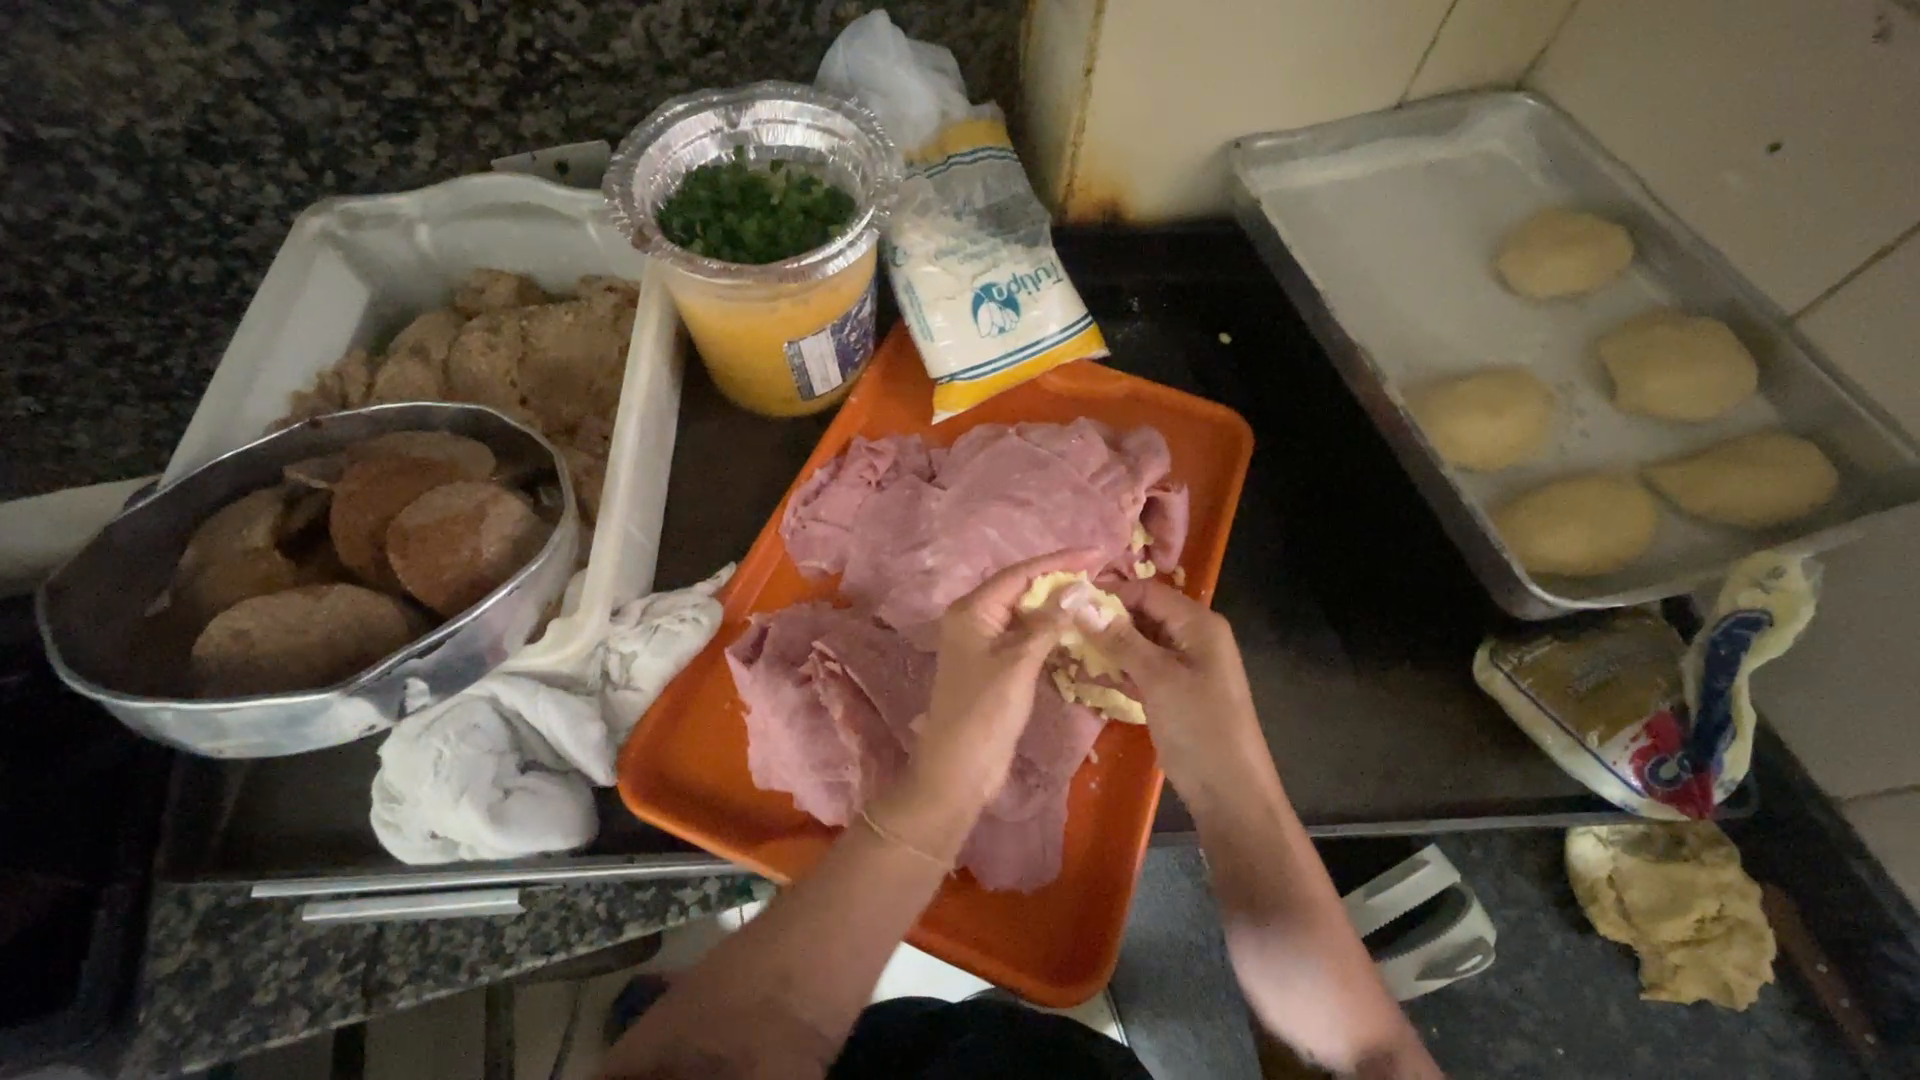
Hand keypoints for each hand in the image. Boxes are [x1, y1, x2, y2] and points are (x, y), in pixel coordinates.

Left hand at [869, 550, 1094, 859]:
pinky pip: (1026, 637)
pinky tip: (1076, 630)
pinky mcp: (995, 665)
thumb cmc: (984, 711)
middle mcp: (974, 619)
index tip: (1099, 553)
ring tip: (1096, 598)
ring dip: (1058, 607)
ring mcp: (983, 643)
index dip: (1060, 561)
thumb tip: (1077, 589)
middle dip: (1060, 581)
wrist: (959, 768)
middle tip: (1102, 575)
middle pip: (1022, 588)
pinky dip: (1051, 632)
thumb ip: (1048, 623)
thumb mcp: (1019, 663)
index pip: (1020, 573)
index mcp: (972, 610)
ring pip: (1026, 613)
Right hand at [1083, 579, 1261, 792]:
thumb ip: (1119, 639)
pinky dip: (1118, 671)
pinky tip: (1086, 676)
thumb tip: (1080, 604)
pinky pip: (1141, 669)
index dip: (1110, 593)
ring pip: (1139, 643)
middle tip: (1063, 629)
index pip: (1148, 591)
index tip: (1068, 604)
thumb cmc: (1199, 726)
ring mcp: (1184, 666)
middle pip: (1143, 614)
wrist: (1230, 790)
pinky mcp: (1174, 692)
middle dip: (1105, 620)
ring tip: (1067, 651)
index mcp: (1198, 623)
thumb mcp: (1157, 678)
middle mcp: (1193, 637)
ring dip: (1107, 647)